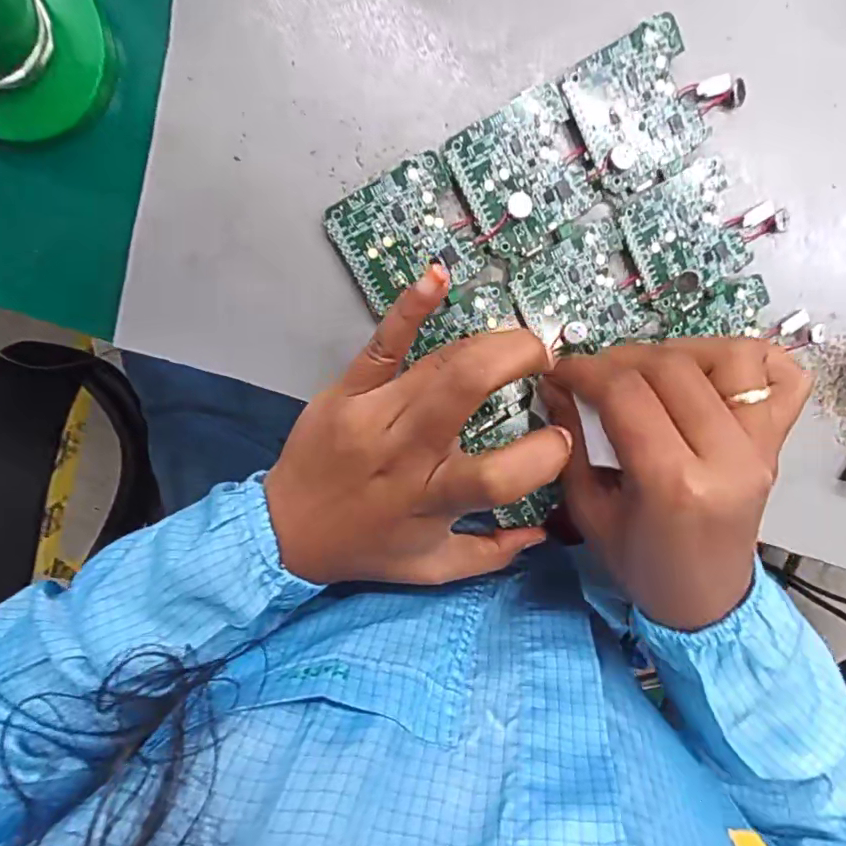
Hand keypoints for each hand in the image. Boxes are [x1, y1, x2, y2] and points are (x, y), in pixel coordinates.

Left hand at [264, 265, 571, 584]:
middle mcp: (404, 453)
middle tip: (543, 360)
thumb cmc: (364, 548)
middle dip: (518, 359)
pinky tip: (438, 276)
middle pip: (466, 388)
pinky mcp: (346, 391)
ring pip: (436, 363)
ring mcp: (372, 415)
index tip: (560, 439)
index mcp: (431, 500)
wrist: (285, 530)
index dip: (545, 454)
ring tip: (515, 343)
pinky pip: (381, 344)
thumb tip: (542, 532)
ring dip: (486, 341)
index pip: (500, 476)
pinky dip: (410, 308)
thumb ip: (490, 554)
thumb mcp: (430, 569)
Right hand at [542, 339, 810, 630]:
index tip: (560, 371)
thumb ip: (572, 443)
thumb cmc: (641, 564)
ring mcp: (761, 447)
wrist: (704, 599)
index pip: (626, 394)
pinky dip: (747, 360)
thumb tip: (557, 387)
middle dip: (618, 358)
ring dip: (677, 351)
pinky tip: (708, 373)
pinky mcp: (777, 443)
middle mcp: (726, 457)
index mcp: (673, 483)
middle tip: (592, 373)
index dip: (584, 371)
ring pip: (729, 357)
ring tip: (647, 371)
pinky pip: (782, 377)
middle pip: (671, 367)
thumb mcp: (589, 510)